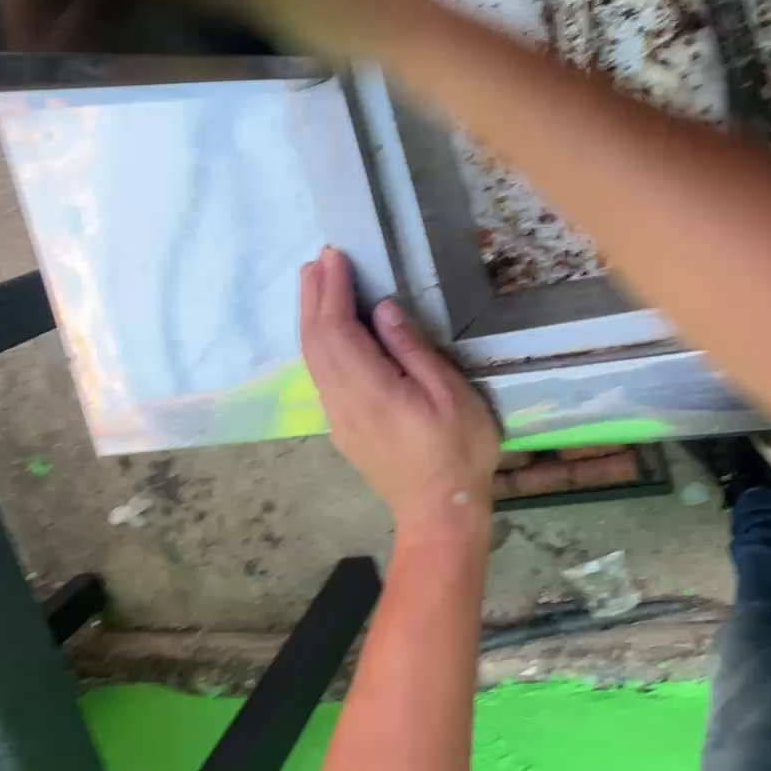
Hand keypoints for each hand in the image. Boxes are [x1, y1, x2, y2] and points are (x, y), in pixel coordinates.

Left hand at [300, 247, 501, 531]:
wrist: (439, 513)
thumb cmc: (459, 451)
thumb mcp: (451, 396)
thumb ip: (413, 350)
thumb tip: (383, 309)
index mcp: (371, 390)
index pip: (338, 330)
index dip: (333, 290)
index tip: (335, 257)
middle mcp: (343, 402)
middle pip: (316, 340)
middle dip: (315, 296)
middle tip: (319, 259)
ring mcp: (338, 417)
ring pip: (313, 358)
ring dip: (311, 316)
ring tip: (314, 281)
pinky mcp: (342, 427)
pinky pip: (320, 374)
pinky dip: (318, 341)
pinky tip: (326, 328)